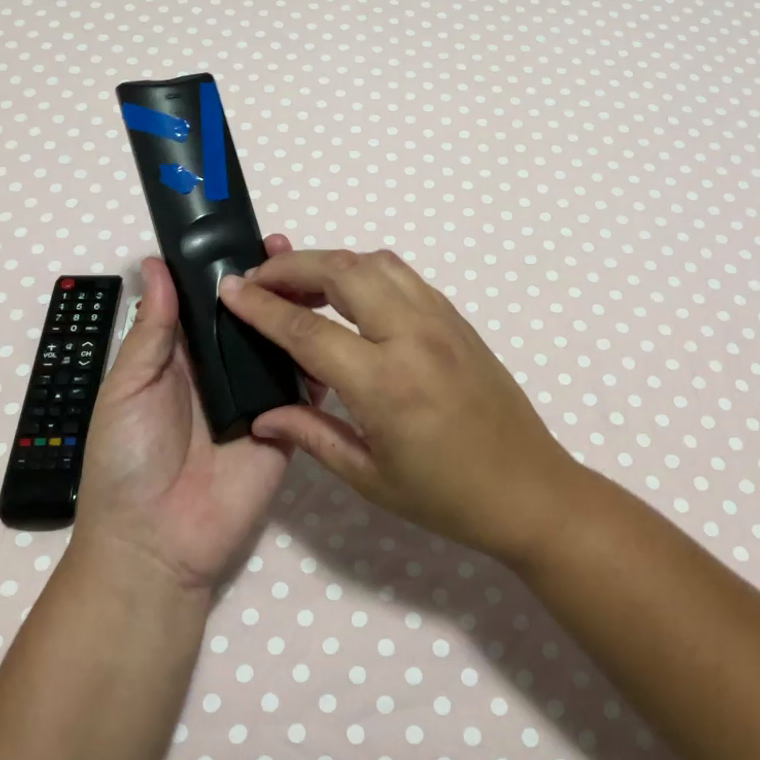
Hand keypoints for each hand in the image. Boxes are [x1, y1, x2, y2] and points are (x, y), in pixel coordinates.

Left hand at [72, 240, 295, 590]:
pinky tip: (337, 330)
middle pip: (252, 319)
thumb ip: (152, 331)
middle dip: (270, 282)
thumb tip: (156, 265)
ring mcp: (258, 399)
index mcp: (181, 359)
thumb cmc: (127, 461)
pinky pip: (308, 390)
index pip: (209, 303)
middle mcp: (223, 372)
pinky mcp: (287, 427)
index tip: (247, 234)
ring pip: (283, 347)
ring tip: (318, 277)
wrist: (156, 543)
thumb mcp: (127, 388)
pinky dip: (322, 361)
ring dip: (299, 312)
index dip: (226, 269)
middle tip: (290, 248)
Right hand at [217, 249, 581, 563]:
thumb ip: (311, 435)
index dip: (262, 307)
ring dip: (332, 262)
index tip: (230, 290)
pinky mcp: (458, 319)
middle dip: (293, 266)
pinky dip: (367, 272)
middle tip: (259, 278)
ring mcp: (441, 321)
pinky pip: (405, 277)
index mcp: (385, 383)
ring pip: (377, 262)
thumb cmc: (447, 496)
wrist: (529, 489)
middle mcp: (413, 336)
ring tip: (300, 285)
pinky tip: (350, 297)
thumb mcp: (370, 477)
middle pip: (343, 272)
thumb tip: (262, 415)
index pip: (307, 329)